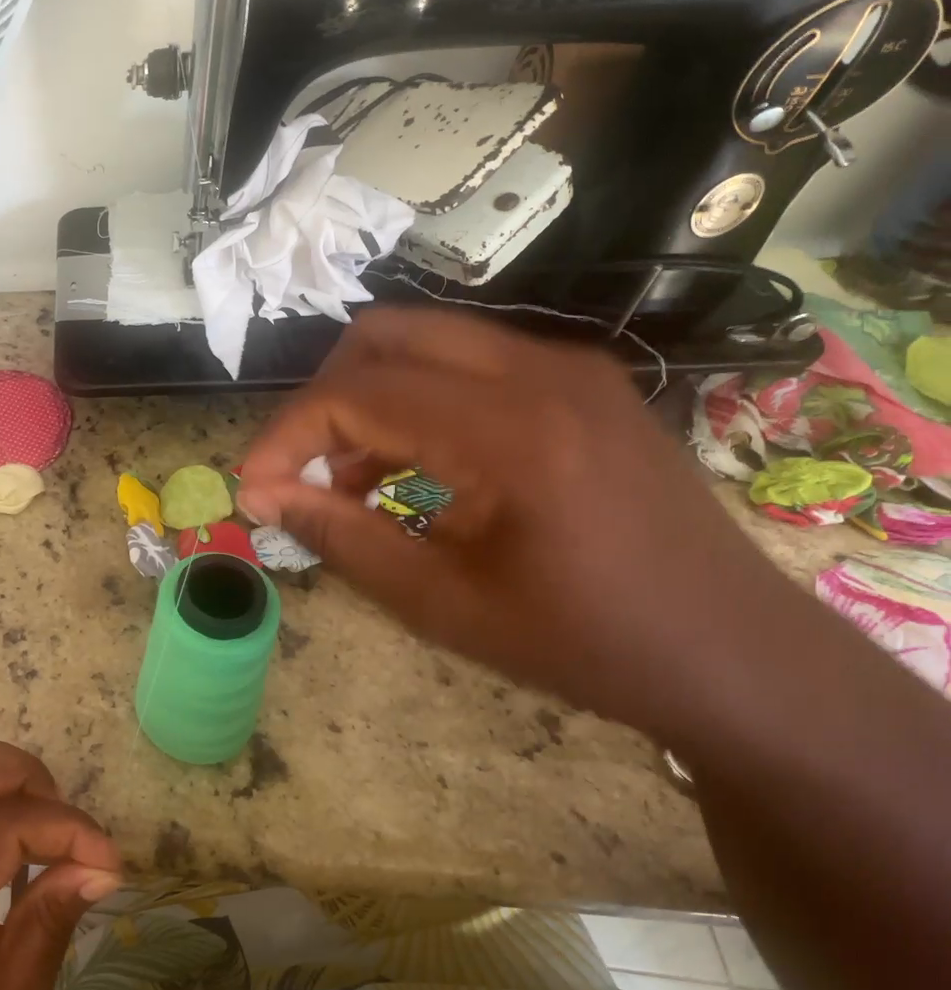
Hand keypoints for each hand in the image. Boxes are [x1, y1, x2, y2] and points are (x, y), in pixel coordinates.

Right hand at [235, 307, 822, 740]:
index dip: (287, 437)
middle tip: (300, 469)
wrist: (735, 653)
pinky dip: (417, 400)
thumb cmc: (583, 642)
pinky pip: (470, 361)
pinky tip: (413, 469)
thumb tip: (261, 494)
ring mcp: (571, 369)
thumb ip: (340, 538)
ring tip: (352, 479)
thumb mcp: (441, 605)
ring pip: (425, 339)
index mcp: (510, 432)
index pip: (356, 394)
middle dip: (321, 399)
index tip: (255, 489)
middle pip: (383, 336)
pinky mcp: (583, 382)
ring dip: (368, 397)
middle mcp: (541, 373)